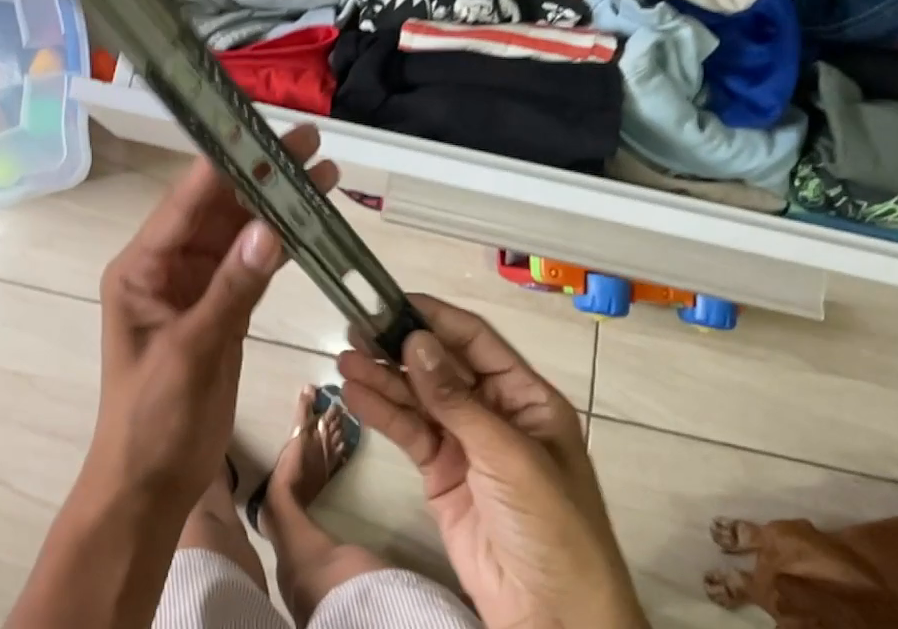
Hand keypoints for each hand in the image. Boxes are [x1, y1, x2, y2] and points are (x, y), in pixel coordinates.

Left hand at [84, 126, 337, 512]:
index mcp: (141, 268)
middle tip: (307, 142)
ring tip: (322, 172)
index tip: (262, 130)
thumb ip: (231, 290)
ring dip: (276, 207)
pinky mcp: (221, 312)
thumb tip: (271, 228)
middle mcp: (167, 268)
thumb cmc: (152, 418)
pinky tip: (310, 225)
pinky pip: (252, 269)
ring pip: (239, 235)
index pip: (185, 203)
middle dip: (260, 177)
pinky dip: (280, 248)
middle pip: (217, 211)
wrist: (151, 483)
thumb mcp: (189, 351)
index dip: (224, 164)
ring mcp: (195, 289)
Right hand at [338, 296, 646, 628]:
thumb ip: (457, 400)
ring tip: (343, 359)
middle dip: (399, 347)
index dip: (436, 318)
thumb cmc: (551, 525)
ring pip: (417, 398)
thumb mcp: (509, 456)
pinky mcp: (440, 472)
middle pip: (439, 367)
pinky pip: (408, 432)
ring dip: (382, 378)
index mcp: (525, 397)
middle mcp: (493, 411)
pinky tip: (355, 394)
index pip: (476, 342)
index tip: (392, 301)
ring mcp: (464, 442)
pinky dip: (381, 413)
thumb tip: (415, 340)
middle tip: (355, 329)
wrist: (553, 614)